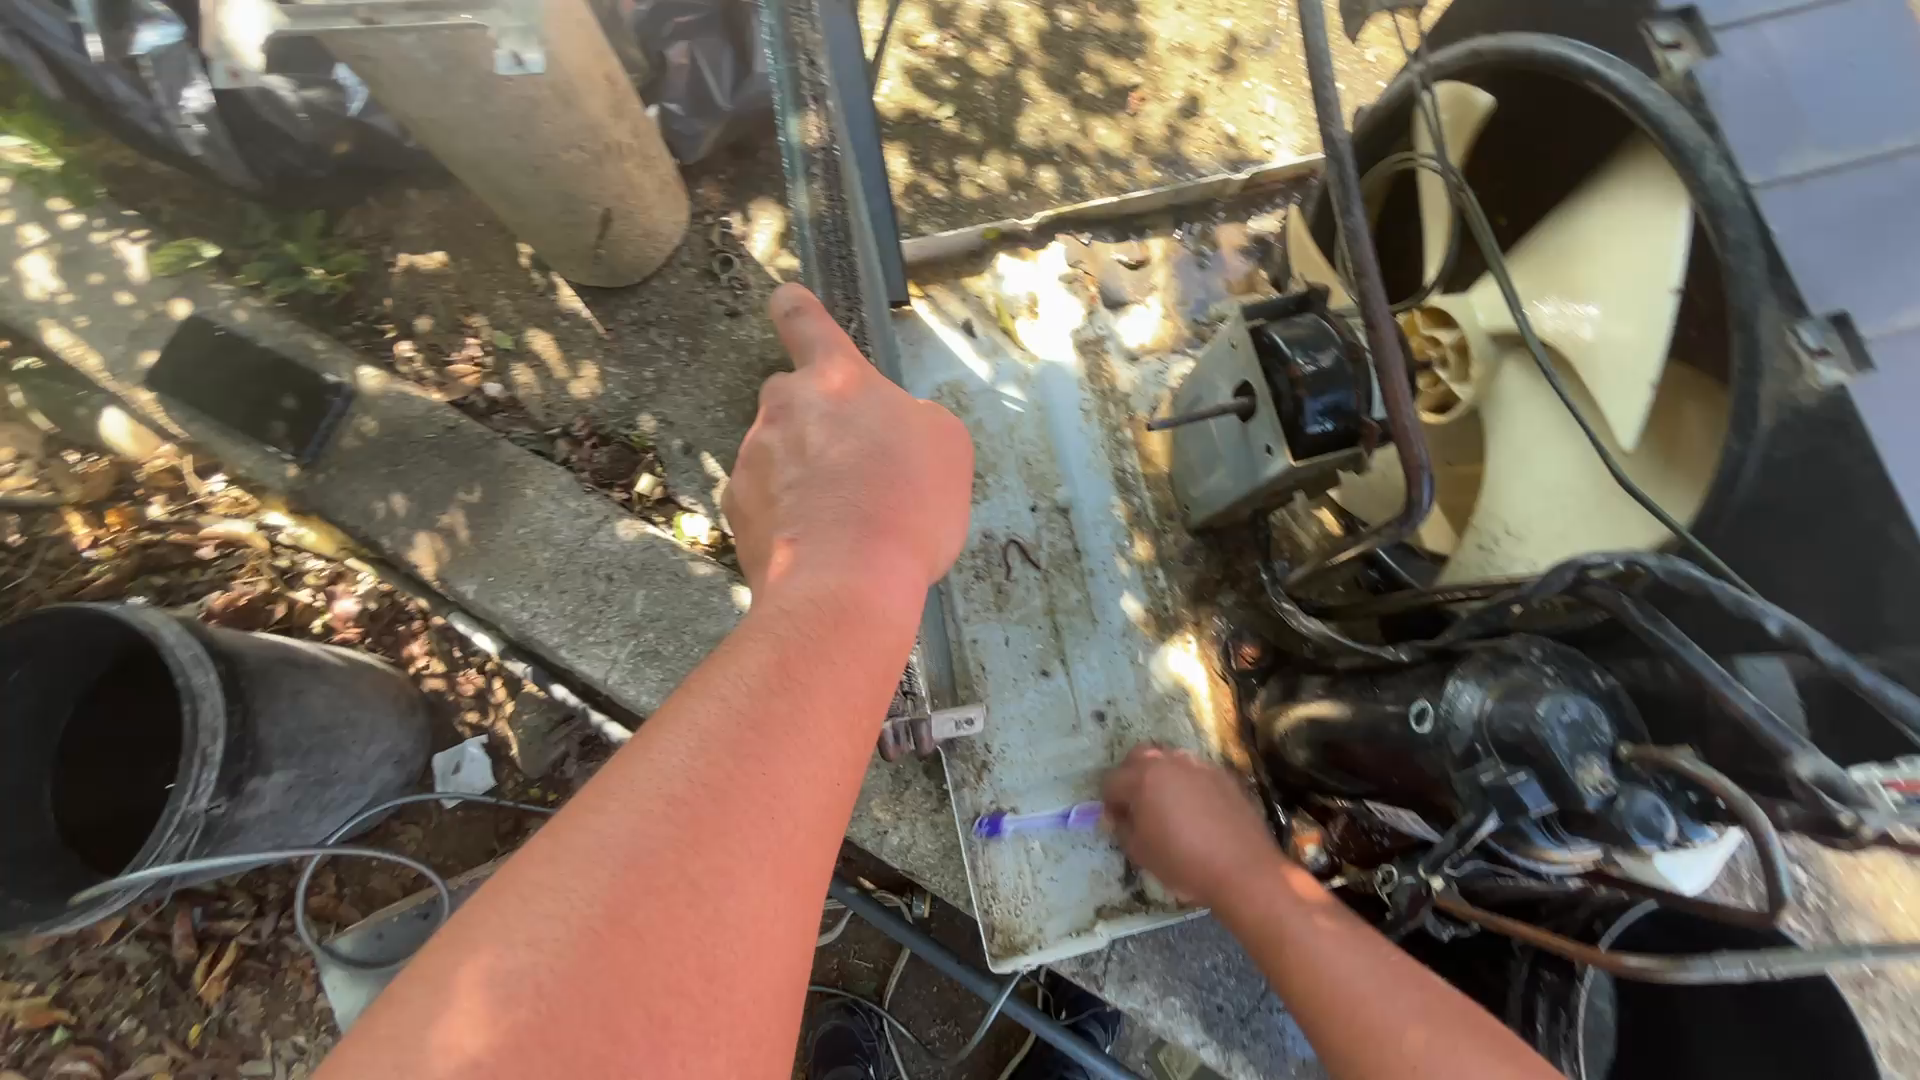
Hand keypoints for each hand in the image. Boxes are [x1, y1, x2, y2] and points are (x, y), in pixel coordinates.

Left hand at [724, 284, 973, 599]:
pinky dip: (787, 516)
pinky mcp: (737, 511)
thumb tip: (894, 425)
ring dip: (804, 475)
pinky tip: (819, 547)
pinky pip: (765, 502)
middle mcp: (783, 409)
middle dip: (817, 422)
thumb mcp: (946, 446)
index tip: (789, 304)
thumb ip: (914, 418)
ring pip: (779, 454)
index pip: (805, 321)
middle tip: (855, 470)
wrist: (847, 585)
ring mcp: (752, 460)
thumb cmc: (908, 505)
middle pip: (793, 398)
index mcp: (835, 381)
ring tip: (845, 523)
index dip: (798, 310)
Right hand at [1102, 745, 1282, 905]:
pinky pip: (1195, 771)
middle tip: (1138, 807)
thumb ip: (1122, 828)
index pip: (1110, 781)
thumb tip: (1117, 817)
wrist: (1244, 871)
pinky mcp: (1222, 775)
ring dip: (1160, 776)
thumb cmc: (1184, 863)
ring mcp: (1198, 765)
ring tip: (1168, 806)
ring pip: (1168, 759)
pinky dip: (1187, 783)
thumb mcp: (1140, 853)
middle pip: (1137, 758)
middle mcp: (1168, 762)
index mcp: (1142, 778)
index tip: (1118, 823)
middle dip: (1131, 778)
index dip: (1109, 803)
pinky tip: (1197, 810)